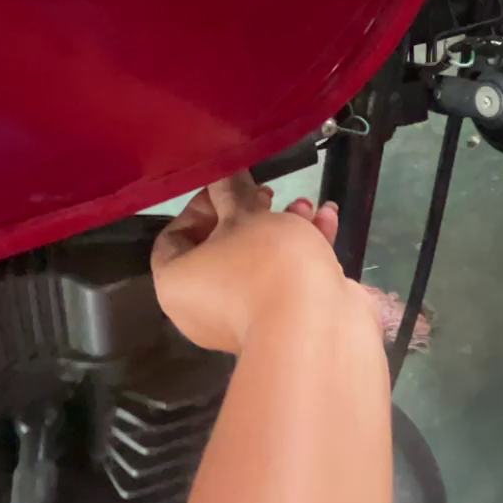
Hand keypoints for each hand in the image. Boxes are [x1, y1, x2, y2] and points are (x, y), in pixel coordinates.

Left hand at [151, 172, 348, 353]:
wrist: (316, 327)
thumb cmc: (265, 264)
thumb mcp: (246, 215)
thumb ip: (233, 191)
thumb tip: (225, 176)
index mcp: (178, 284)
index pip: (175, 238)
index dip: (202, 205)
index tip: (231, 187)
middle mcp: (204, 307)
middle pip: (223, 247)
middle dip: (253, 213)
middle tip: (271, 194)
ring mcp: (247, 318)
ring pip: (261, 261)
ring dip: (285, 227)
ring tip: (307, 206)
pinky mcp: (285, 321)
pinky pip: (286, 278)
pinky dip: (303, 250)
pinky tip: (327, 222)